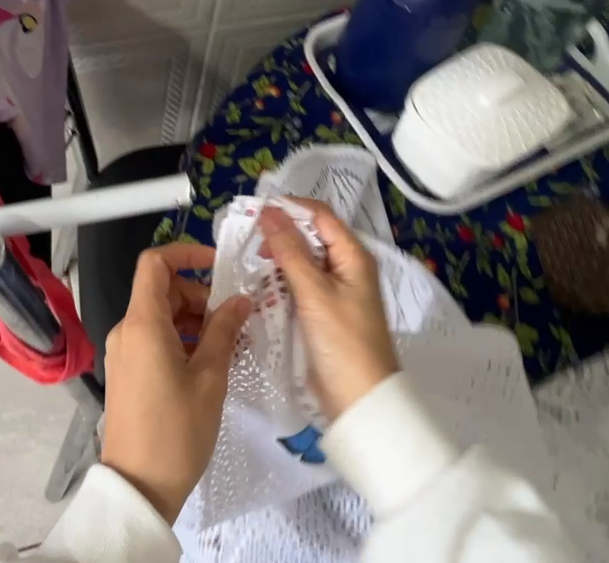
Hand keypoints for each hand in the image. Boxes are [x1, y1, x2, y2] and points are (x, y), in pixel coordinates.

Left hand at [100, 244, 252, 523]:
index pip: (155, 263)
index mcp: (143, 323)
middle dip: (199, 293)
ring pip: (160, 315)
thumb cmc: (176, 430)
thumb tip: (240, 300)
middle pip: (161, 289)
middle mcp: (127, 329)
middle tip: (234, 316)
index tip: (218, 265)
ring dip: (193, 318)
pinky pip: (154, 338)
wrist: (139, 487)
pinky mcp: (128, 371)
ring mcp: (124, 351)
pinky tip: (209, 361)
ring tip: (228, 341)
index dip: (186, 253)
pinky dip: (181, 338)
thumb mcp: (210, 378)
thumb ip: (224, 330)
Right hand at [258, 199, 399, 420]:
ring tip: (251, 259)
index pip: (320, 215)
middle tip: (249, 238)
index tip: (256, 211)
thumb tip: (268, 212)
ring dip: (280, 255)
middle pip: (311, 235)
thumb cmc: (343, 342)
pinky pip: (300, 282)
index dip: (290, 207)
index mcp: (353, 255)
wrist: (360, 401)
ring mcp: (335, 289)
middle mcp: (346, 266)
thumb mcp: (314, 293)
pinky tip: (261, 282)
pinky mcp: (324, 310)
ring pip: (303, 259)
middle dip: (281, 231)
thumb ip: (290, 251)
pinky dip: (282, 278)